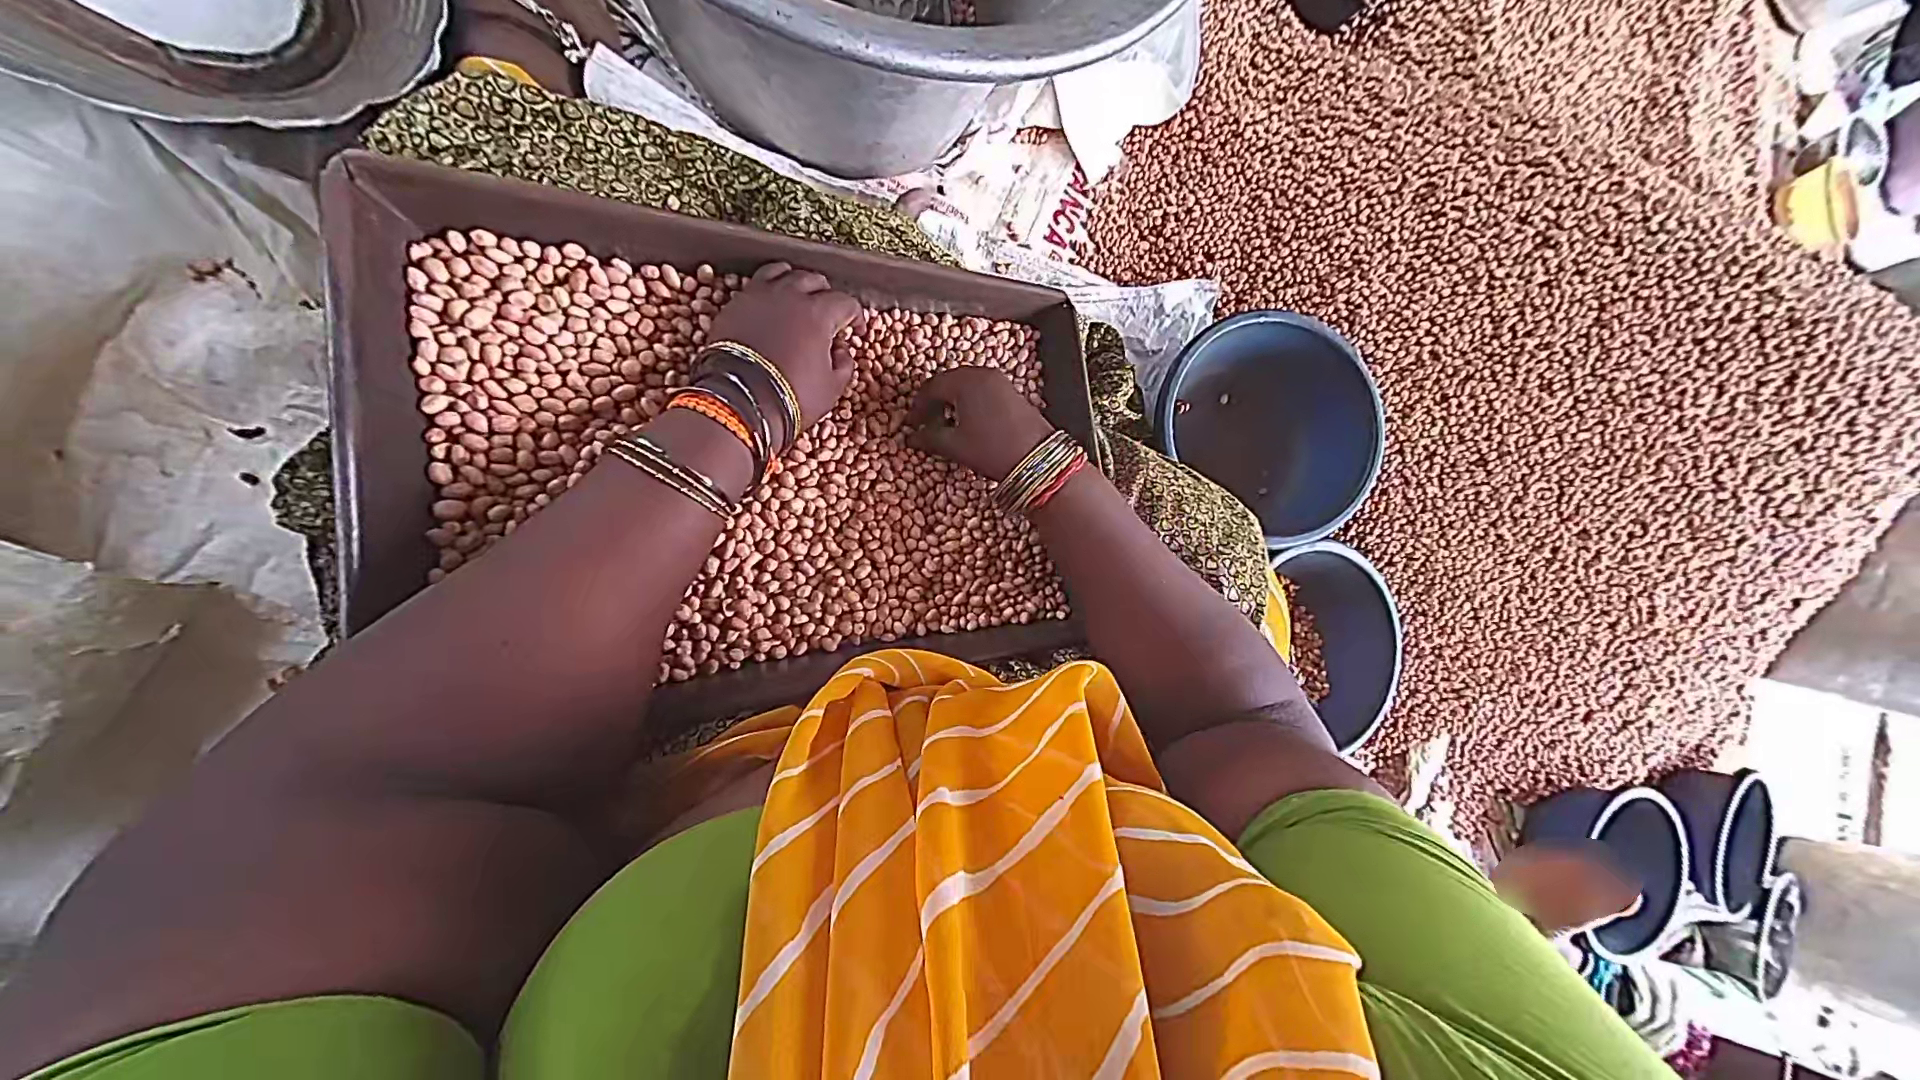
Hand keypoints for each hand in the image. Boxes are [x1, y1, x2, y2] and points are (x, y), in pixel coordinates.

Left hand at [705, 262, 862, 434]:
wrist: (740, 401)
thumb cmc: (790, 396)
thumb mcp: (831, 388)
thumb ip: (844, 364)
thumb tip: (841, 352)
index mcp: (819, 313)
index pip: (846, 303)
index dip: (856, 317)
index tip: (856, 330)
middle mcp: (790, 295)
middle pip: (814, 280)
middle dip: (827, 295)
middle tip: (829, 314)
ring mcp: (759, 296)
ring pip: (782, 272)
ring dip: (795, 282)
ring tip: (798, 297)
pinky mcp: (734, 305)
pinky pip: (755, 286)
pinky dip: (767, 291)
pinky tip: (770, 304)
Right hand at [907, 368, 1054, 480]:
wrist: (1037, 458)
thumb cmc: (991, 449)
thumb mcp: (955, 446)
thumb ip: (930, 438)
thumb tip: (912, 437)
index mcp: (965, 381)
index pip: (932, 387)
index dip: (918, 406)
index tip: (911, 423)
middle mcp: (982, 374)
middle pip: (949, 382)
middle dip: (934, 401)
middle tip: (925, 422)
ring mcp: (1000, 382)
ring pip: (967, 386)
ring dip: (952, 402)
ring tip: (945, 424)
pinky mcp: (1012, 393)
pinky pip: (982, 391)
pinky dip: (969, 402)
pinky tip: (967, 423)